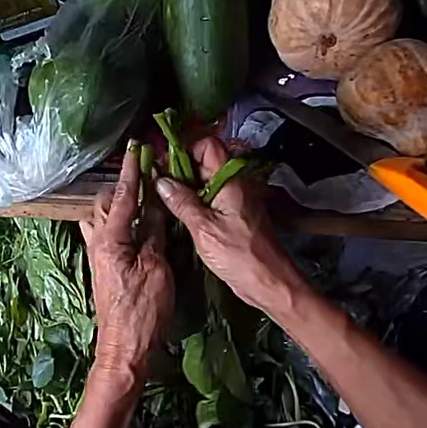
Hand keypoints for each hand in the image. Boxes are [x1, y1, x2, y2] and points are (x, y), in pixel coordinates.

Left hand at [80, 149, 172, 389]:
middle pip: (104, 202)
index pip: (123, 196)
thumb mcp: (157, 268)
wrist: (125, 347)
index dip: (132, 171)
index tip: (136, 149)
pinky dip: (120, 221)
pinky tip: (137, 224)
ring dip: (118, 204)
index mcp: (110, 238)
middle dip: (122, 186)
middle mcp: (97, 242)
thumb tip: (157, 205)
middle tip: (146, 176)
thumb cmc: (143, 310)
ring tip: (142, 198)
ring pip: (101, 217)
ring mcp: (97, 255)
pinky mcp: (103, 266)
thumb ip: (155, 232)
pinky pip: (106, 233)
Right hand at [153, 137, 310, 316]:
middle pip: (205, 162)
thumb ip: (181, 202)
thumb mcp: (203, 228)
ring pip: (206, 182)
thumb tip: (161, 182)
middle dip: (180, 169)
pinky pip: (211, 199)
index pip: (208, 145)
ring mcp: (235, 200)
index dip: (186, 149)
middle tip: (157, 182)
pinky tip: (178, 212)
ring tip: (163, 198)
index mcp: (231, 180)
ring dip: (185, 187)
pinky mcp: (234, 215)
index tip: (164, 162)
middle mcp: (235, 184)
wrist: (269, 281)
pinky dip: (195, 202)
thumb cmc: (241, 256)